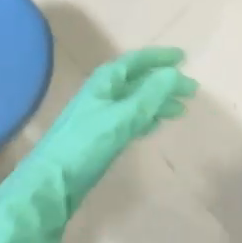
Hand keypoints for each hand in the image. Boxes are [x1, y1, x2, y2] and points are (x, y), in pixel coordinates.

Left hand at [29, 47, 197, 208]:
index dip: (160, 58)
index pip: (136, 61)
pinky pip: (129, 119)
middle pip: (138, 81)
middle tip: (191, 92)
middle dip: (164, 84)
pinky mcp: (99, 137)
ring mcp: (100, 115)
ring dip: (157, 102)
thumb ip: (148, 96)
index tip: (183, 58)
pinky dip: (145, 118)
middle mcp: (102, 93)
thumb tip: (174, 73)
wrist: (50, 184)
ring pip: (135, 101)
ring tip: (180, 110)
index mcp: (105, 82)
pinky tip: (155, 125)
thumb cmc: (85, 146)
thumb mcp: (121, 119)